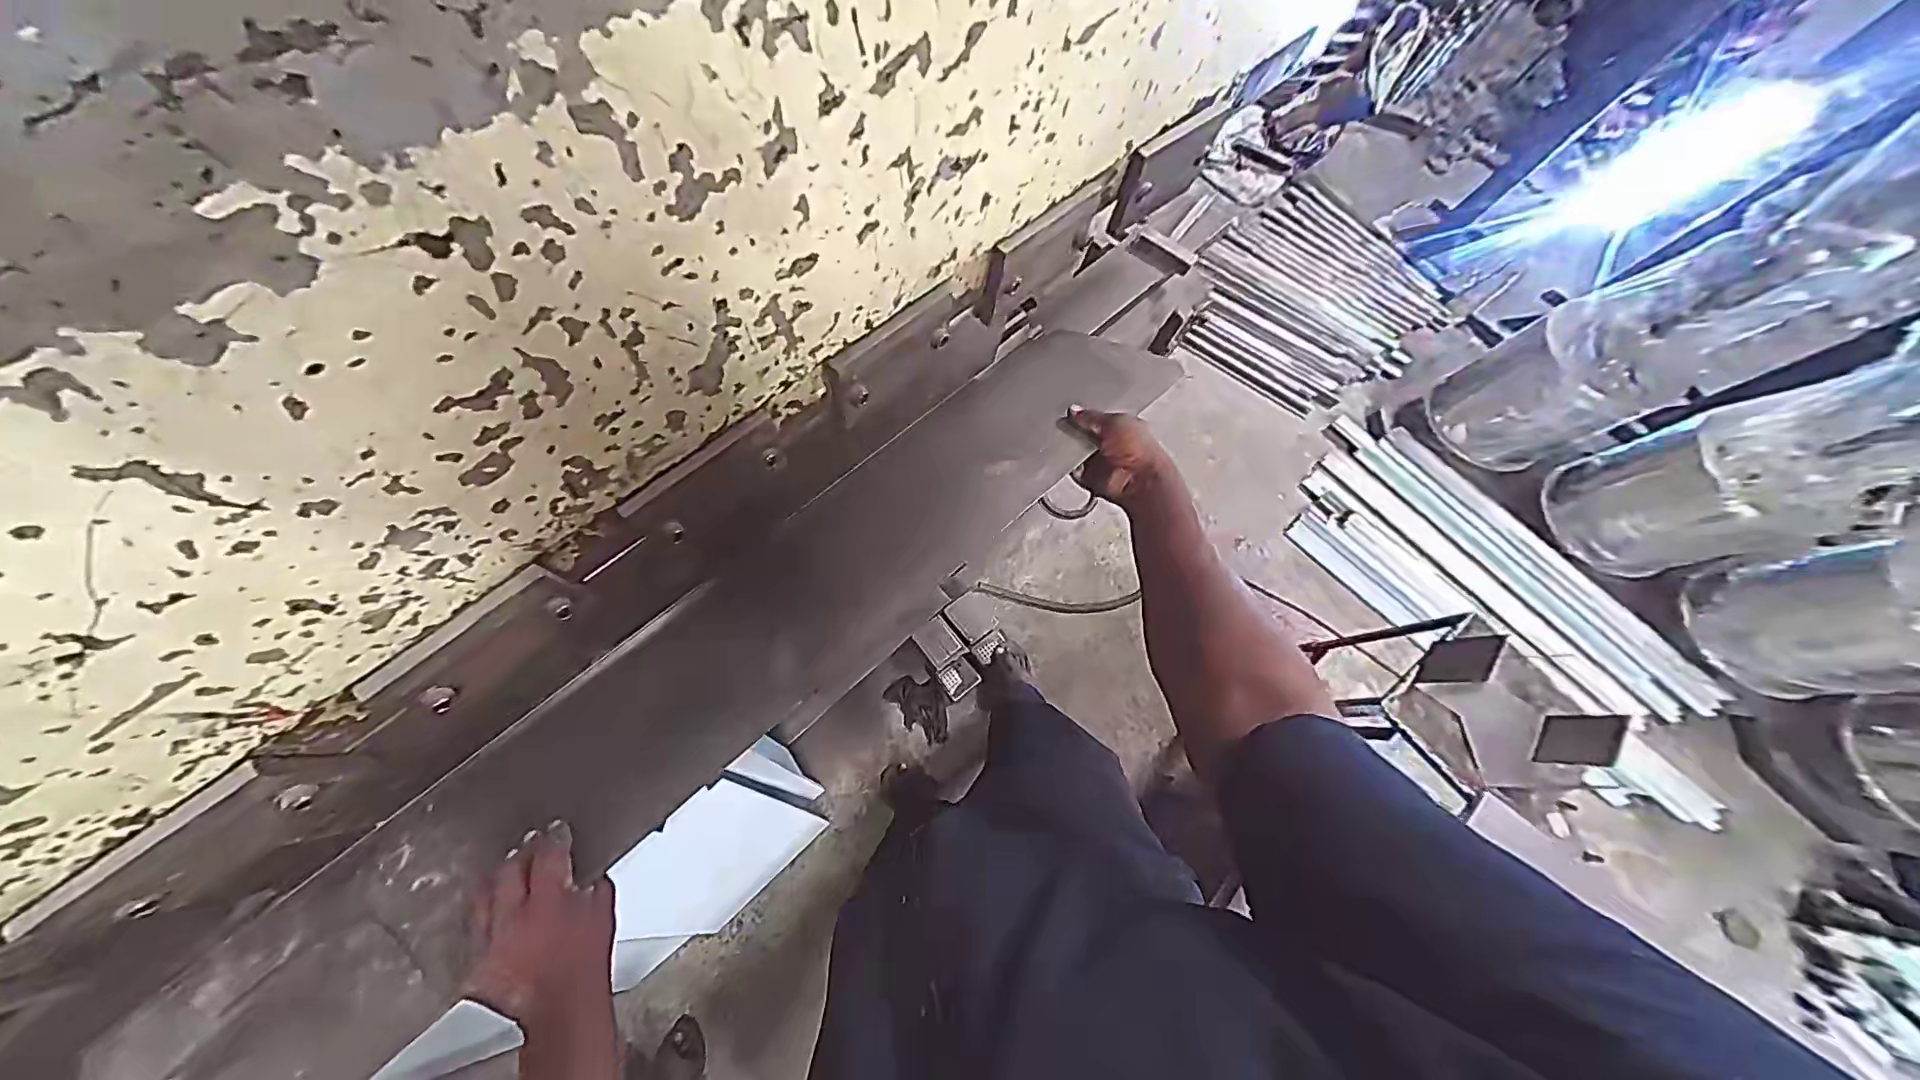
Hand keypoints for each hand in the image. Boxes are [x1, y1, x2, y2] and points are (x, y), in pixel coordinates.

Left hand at [465, 821, 615, 1027]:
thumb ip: (596, 889)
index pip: (549, 853)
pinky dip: (483, 908)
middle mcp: (515, 915)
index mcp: (549, 899)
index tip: (556, 829)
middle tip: (531, 842)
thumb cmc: (584, 966)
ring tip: (506, 867)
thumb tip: (591, 875)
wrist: (561, 1008)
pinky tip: (490, 903)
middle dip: (523, 851)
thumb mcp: (602, 916)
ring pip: (484, 893)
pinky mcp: (476, 959)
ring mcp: (491, 938)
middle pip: (511, 867)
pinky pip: (474, 924)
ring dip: (497, 876)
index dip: (553, 836)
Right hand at [1067, 408, 1175, 509]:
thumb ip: (1092, 416)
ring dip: (1072, 449)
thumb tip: (1075, 411)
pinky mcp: (1091, 478)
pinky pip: (1073, 470)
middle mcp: (1112, 446)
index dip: (1084, 416)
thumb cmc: (1139, 449)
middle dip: (1075, 432)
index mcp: (1122, 428)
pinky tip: (1075, 459)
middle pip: (1083, 435)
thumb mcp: (1114, 421)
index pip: (1097, 419)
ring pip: (1076, 452)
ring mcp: (1101, 463)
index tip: (1072, 414)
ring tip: (1075, 445)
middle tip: (1071, 429)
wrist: (1139, 480)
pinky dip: (1070, 465)